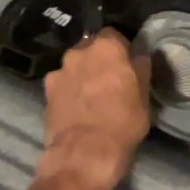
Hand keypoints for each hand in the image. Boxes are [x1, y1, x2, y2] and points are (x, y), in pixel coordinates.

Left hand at [38, 29, 150, 189]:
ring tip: (92, 98)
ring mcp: (58, 72)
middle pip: (91, 49)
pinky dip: (70, 92)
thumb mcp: (144, 95)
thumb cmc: (123, 121)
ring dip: (83, 76)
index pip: (114, 35)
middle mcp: (78, 52)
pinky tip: (78, 109)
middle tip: (110, 81)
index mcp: (106, 47)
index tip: (128, 65)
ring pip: (75, 68)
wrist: (84, 153)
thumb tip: (138, 56)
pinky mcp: (45, 93)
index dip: (122, 50)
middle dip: (99, 61)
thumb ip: (140, 69)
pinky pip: (63, 86)